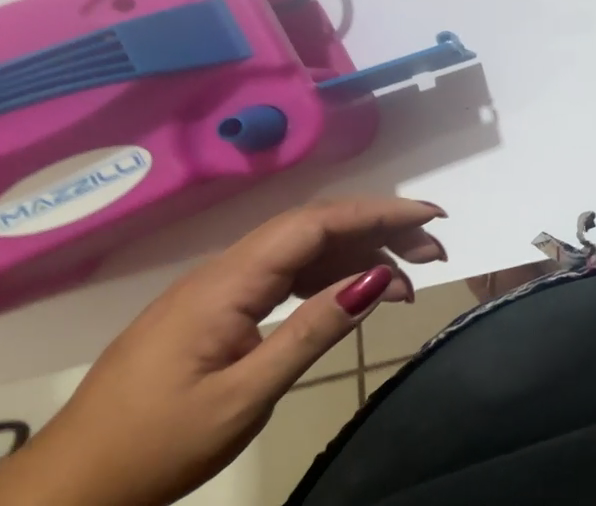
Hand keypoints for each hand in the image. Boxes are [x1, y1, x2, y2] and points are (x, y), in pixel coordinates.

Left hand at [0, 198, 445, 505]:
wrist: (66, 493)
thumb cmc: (155, 447)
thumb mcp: (243, 396)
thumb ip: (313, 331)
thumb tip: (377, 277)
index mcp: (223, 287)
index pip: (314, 224)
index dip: (379, 212)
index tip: (433, 218)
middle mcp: (220, 275)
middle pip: (314, 229)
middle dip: (381, 229)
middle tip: (435, 253)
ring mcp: (215, 293)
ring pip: (303, 250)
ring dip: (361, 254)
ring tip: (408, 283)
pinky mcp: (215, 313)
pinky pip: (286, 275)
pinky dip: (332, 277)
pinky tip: (358, 298)